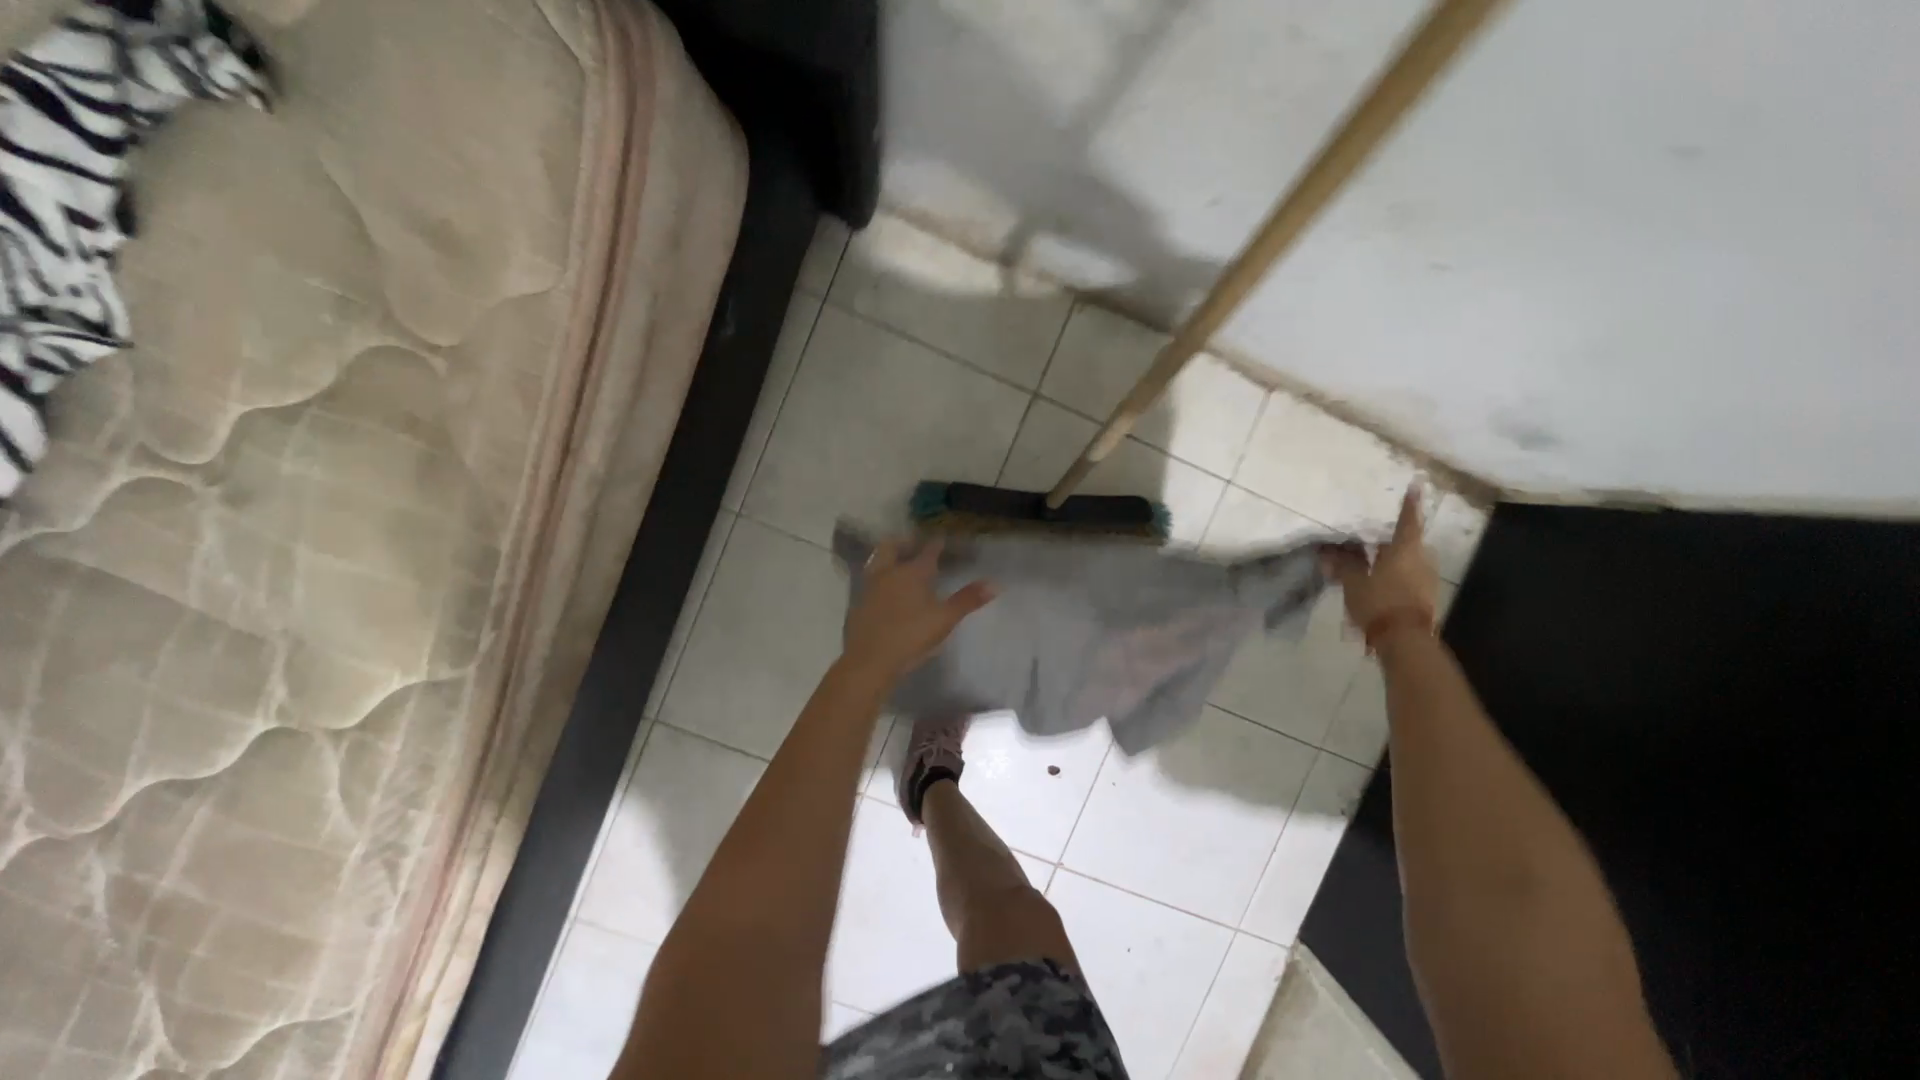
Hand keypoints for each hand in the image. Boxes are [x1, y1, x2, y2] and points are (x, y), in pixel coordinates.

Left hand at [843, 537, 996, 679]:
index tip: (942, 538)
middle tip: (916, 546)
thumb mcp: (944, 619)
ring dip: (890, 559)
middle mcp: (888, 572)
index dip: (937, 543)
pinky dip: (881, 579)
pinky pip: (870, 582)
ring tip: (902, 566)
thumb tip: (995, 584)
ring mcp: (870, 587)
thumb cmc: (911, 636)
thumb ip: (967, 600)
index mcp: (912, 572)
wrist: (869, 660)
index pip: (928, 550)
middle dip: (905, 543)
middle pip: (892, 546)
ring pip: (878, 562)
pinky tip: (889, 593)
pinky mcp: (859, 604)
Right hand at [1322, 485, 1437, 643]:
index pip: (1408, 520)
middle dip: (1387, 540)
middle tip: (1368, 538)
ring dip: (1388, 559)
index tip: (1417, 485)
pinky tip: (1376, 581)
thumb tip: (1326, 552)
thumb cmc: (1379, 603)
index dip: (1410, 503)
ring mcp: (1425, 578)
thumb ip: (1342, 565)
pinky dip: (1392, 574)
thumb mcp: (1354, 583)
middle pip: (1404, 542)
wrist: (1405, 639)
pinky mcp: (1424, 595)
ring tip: (1367, 562)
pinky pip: (1406, 576)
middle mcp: (1420, 559)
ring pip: (1405, 560)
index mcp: (1405, 549)